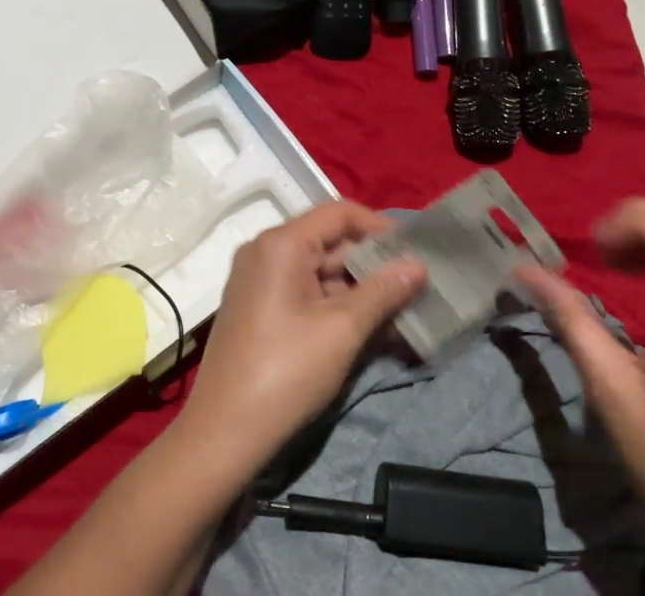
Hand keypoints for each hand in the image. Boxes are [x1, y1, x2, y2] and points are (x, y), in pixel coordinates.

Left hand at [183, 200, 425, 466]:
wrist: (225, 431)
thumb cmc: (286, 372)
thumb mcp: (343, 329)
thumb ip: (383, 291)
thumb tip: (418, 264)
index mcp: (280, 244)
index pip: (338, 213)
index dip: (380, 228)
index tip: (416, 252)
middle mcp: (264, 252)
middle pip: (329, 241)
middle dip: (373, 264)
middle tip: (416, 288)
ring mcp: (257, 280)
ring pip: (319, 270)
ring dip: (358, 289)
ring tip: (400, 313)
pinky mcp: (258, 308)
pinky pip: (304, 291)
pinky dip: (335, 304)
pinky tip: (369, 329)